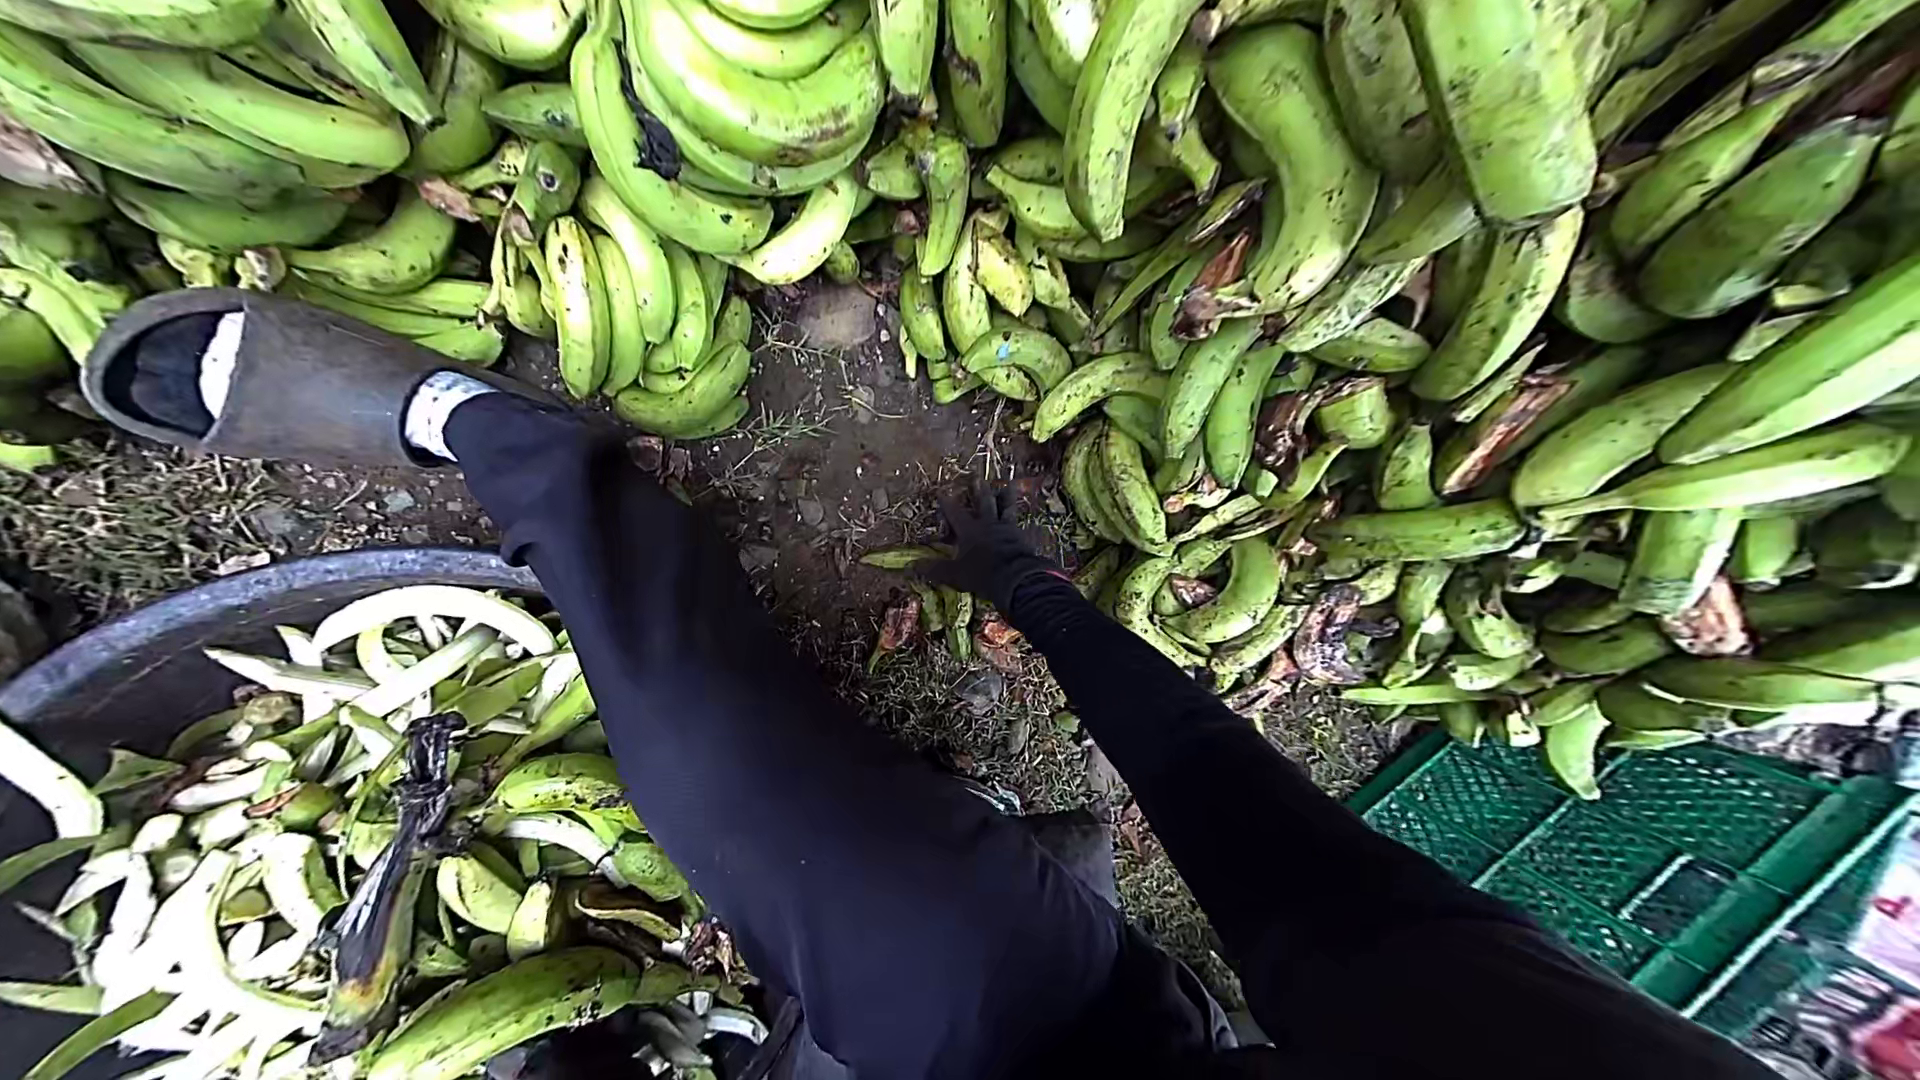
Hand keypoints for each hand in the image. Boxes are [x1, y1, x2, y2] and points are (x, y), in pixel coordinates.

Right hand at [922, 478, 1064, 612]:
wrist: (1016, 579)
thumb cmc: (982, 574)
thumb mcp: (955, 574)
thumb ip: (935, 569)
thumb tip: (911, 566)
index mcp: (970, 530)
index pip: (955, 512)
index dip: (946, 503)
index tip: (941, 491)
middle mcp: (989, 524)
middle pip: (984, 503)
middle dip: (979, 491)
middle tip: (978, 478)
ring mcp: (1008, 529)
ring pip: (1006, 508)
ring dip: (1005, 496)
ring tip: (1007, 485)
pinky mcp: (1022, 538)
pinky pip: (1019, 524)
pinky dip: (1018, 519)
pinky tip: (1021, 518)